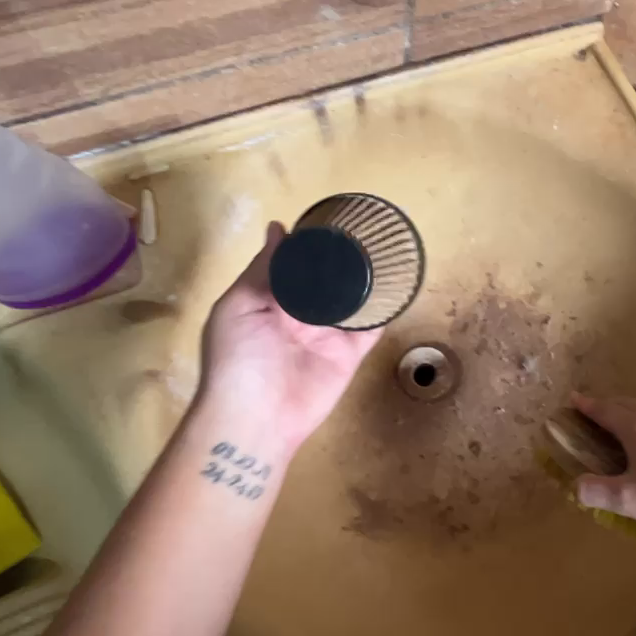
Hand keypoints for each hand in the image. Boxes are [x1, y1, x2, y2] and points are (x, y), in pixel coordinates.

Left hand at [197, 221, 381, 452]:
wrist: (258, 418)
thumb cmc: (238, 359)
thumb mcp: (239, 306)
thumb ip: (263, 270)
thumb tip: (278, 227)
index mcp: (271, 300)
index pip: (294, 265)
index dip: (310, 244)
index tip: (331, 218)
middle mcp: (301, 313)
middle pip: (327, 280)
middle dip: (342, 260)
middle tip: (366, 230)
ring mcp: (328, 333)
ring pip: (352, 300)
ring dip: (366, 281)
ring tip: (385, 251)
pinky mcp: (350, 354)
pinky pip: (370, 329)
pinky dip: (383, 312)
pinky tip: (397, 288)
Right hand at [570, 393, 635, 537]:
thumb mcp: (628, 501)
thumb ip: (597, 492)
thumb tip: (576, 486)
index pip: (607, 411)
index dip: (588, 406)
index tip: (573, 399)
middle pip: (627, 405)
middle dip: (607, 405)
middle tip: (592, 410)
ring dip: (628, 412)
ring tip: (618, 423)